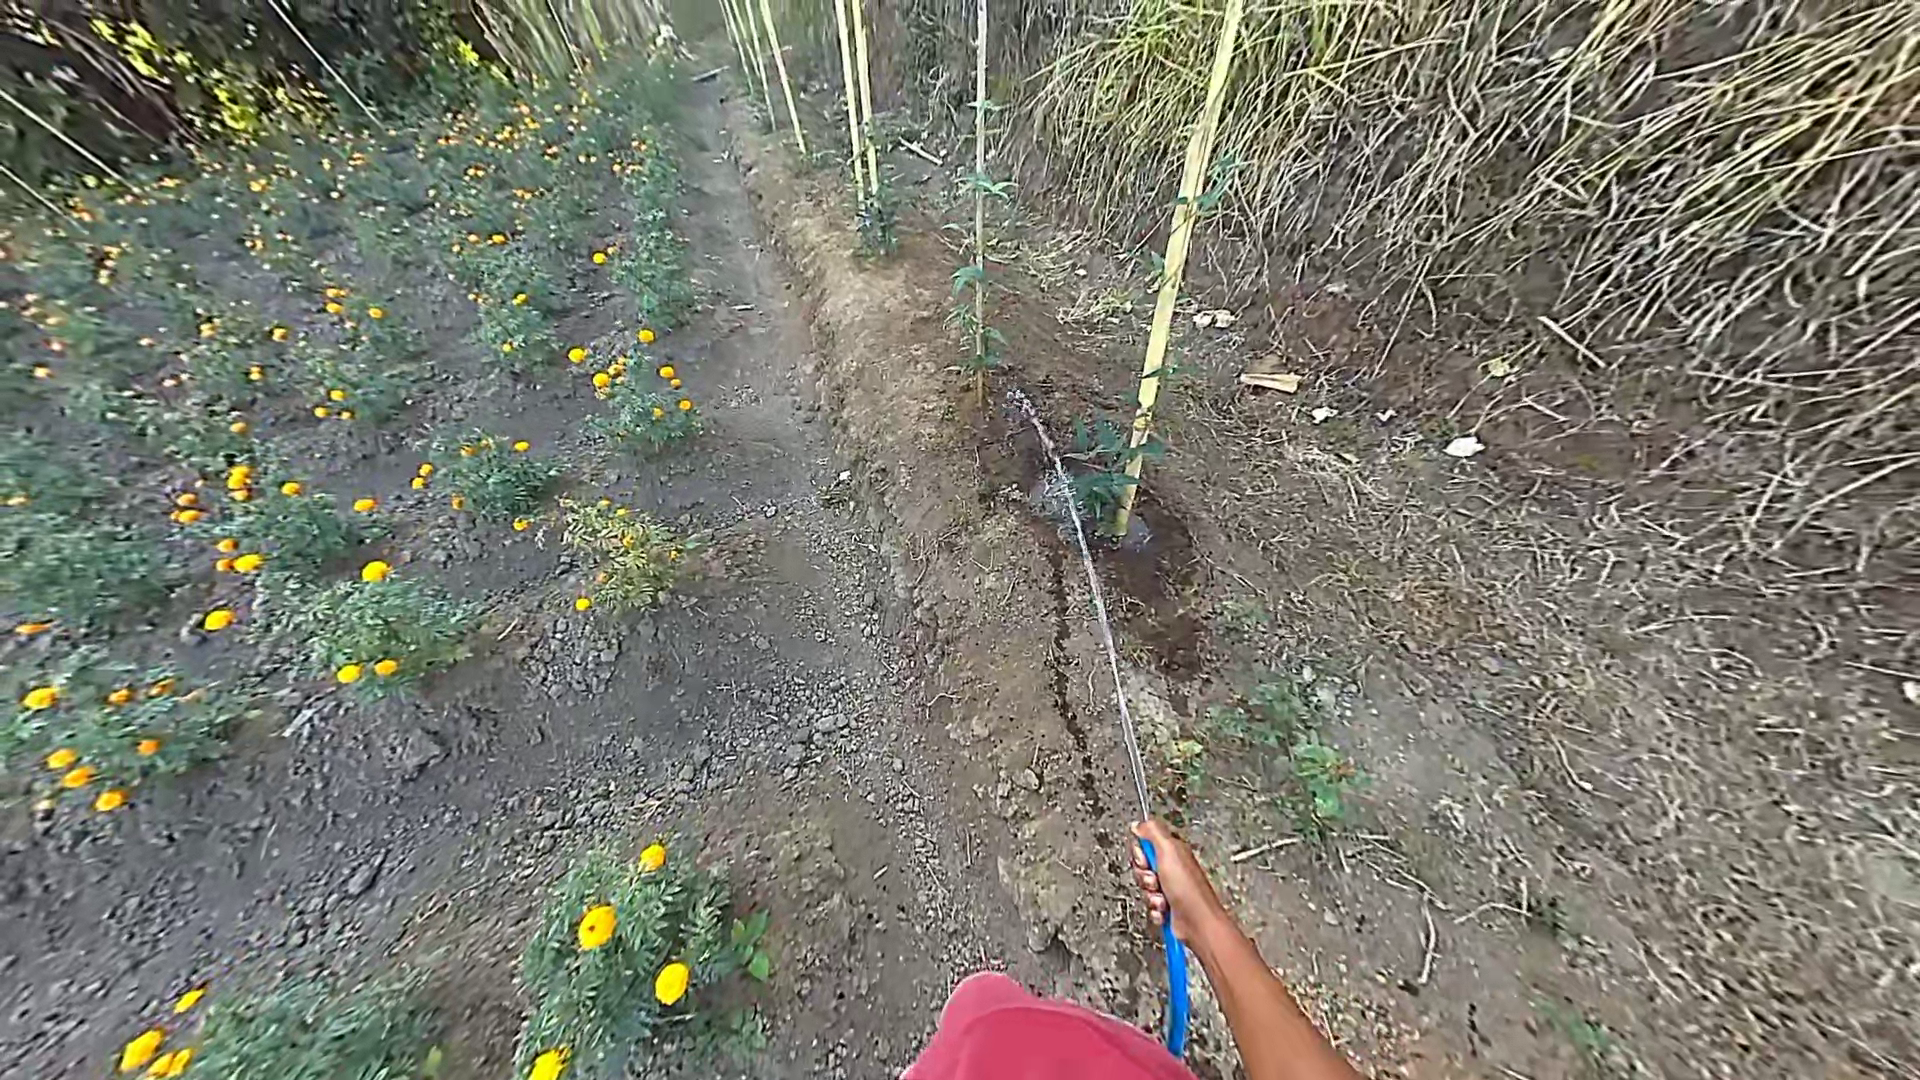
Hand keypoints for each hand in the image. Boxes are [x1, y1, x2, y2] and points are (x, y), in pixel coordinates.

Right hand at [1130, 819, 1230, 946]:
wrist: (1198, 924)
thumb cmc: (1188, 889)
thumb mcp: (1168, 850)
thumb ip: (1152, 832)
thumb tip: (1139, 824)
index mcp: (1172, 851)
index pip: (1143, 844)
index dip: (1140, 853)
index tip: (1146, 860)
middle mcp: (1171, 868)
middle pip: (1141, 866)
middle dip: (1144, 876)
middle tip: (1156, 880)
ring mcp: (1169, 888)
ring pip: (1144, 887)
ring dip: (1150, 895)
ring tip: (1163, 898)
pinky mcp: (1168, 907)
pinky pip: (1150, 906)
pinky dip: (1155, 910)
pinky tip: (1165, 910)